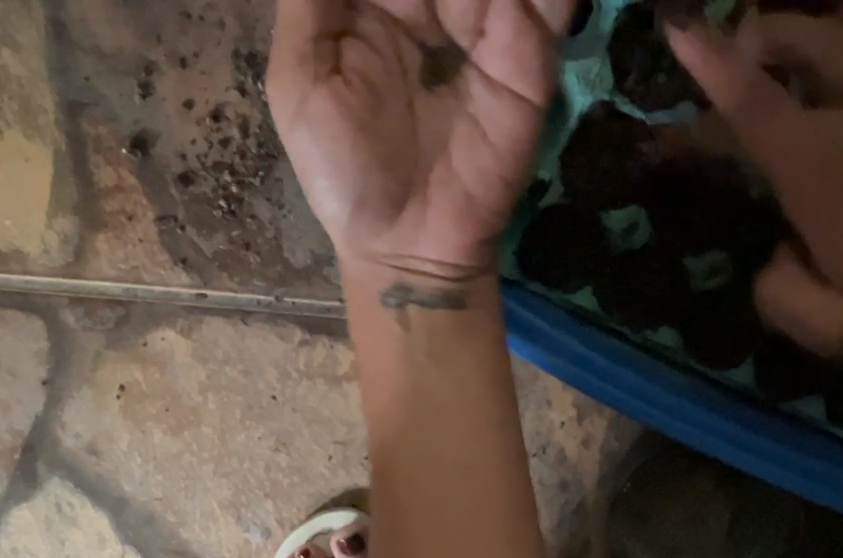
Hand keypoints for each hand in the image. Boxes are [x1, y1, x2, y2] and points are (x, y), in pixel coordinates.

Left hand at [268, 0, 572, 282]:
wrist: (403, 247)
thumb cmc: (344, 173)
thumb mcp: (298, 83)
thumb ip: (309, 1)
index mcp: (380, 3)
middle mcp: (437, 7)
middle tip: (422, 10)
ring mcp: (487, 34)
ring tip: (451, 13)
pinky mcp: (527, 68)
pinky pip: (544, 8)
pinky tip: (502, 8)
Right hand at [667, 0, 842, 356]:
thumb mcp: (830, 328)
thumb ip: (779, 293)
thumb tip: (774, 256)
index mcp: (817, 171)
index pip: (752, 107)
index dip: (709, 68)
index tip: (677, 31)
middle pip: (794, 51)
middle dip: (744, 48)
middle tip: (720, 62)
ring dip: (804, 22)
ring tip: (775, 36)